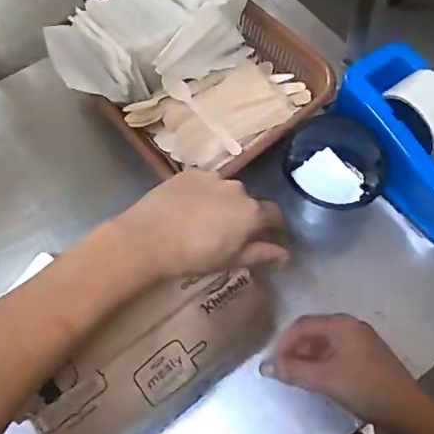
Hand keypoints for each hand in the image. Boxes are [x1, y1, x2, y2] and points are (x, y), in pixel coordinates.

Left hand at [106, 171, 287, 277]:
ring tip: (203, 221)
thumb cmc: (194, 256)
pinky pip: (203, 183)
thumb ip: (261, 254)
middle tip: (227, 234)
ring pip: (224, 190)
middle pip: (247, 202)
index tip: (270, 237)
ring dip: (221, 203)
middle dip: (242, 216)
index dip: (274, 227)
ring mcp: (211, 177)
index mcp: (251, 212)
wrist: (147, 238)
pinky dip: (201, 194)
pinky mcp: (187, 173)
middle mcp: (237, 188)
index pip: (274, 215)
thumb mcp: (230, 260)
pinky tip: (186, 209)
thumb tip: (285, 254)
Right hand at [261, 315, 433, 433]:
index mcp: (341, 323)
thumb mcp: (323, 379)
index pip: (302, 325)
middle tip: (281, 371)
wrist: (407, 410)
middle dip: (294, 350)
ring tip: (296, 378)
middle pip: (313, 332)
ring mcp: (362, 340)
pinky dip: (322, 363)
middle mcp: (352, 326)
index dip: (282, 343)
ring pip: (325, 344)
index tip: (271, 364)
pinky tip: (318, 380)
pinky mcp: (369, 356)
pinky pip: (337, 353)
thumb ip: (292, 370)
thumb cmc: (363, 388)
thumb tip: (264, 366)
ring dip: (307, 358)